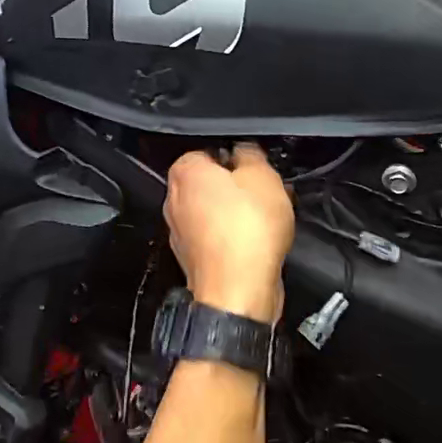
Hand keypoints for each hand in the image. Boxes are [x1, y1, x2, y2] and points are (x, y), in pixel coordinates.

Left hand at [163, 144, 294, 322]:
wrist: (239, 291)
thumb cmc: (247, 233)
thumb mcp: (263, 176)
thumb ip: (251, 155)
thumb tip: (245, 152)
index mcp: (185, 172)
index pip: (207, 151)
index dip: (235, 158)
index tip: (255, 168)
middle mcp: (175, 201)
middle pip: (210, 183)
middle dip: (237, 186)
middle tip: (264, 193)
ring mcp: (181, 232)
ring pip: (213, 211)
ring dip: (238, 213)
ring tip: (267, 219)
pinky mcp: (193, 258)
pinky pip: (216, 237)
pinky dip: (234, 237)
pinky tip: (257, 242)